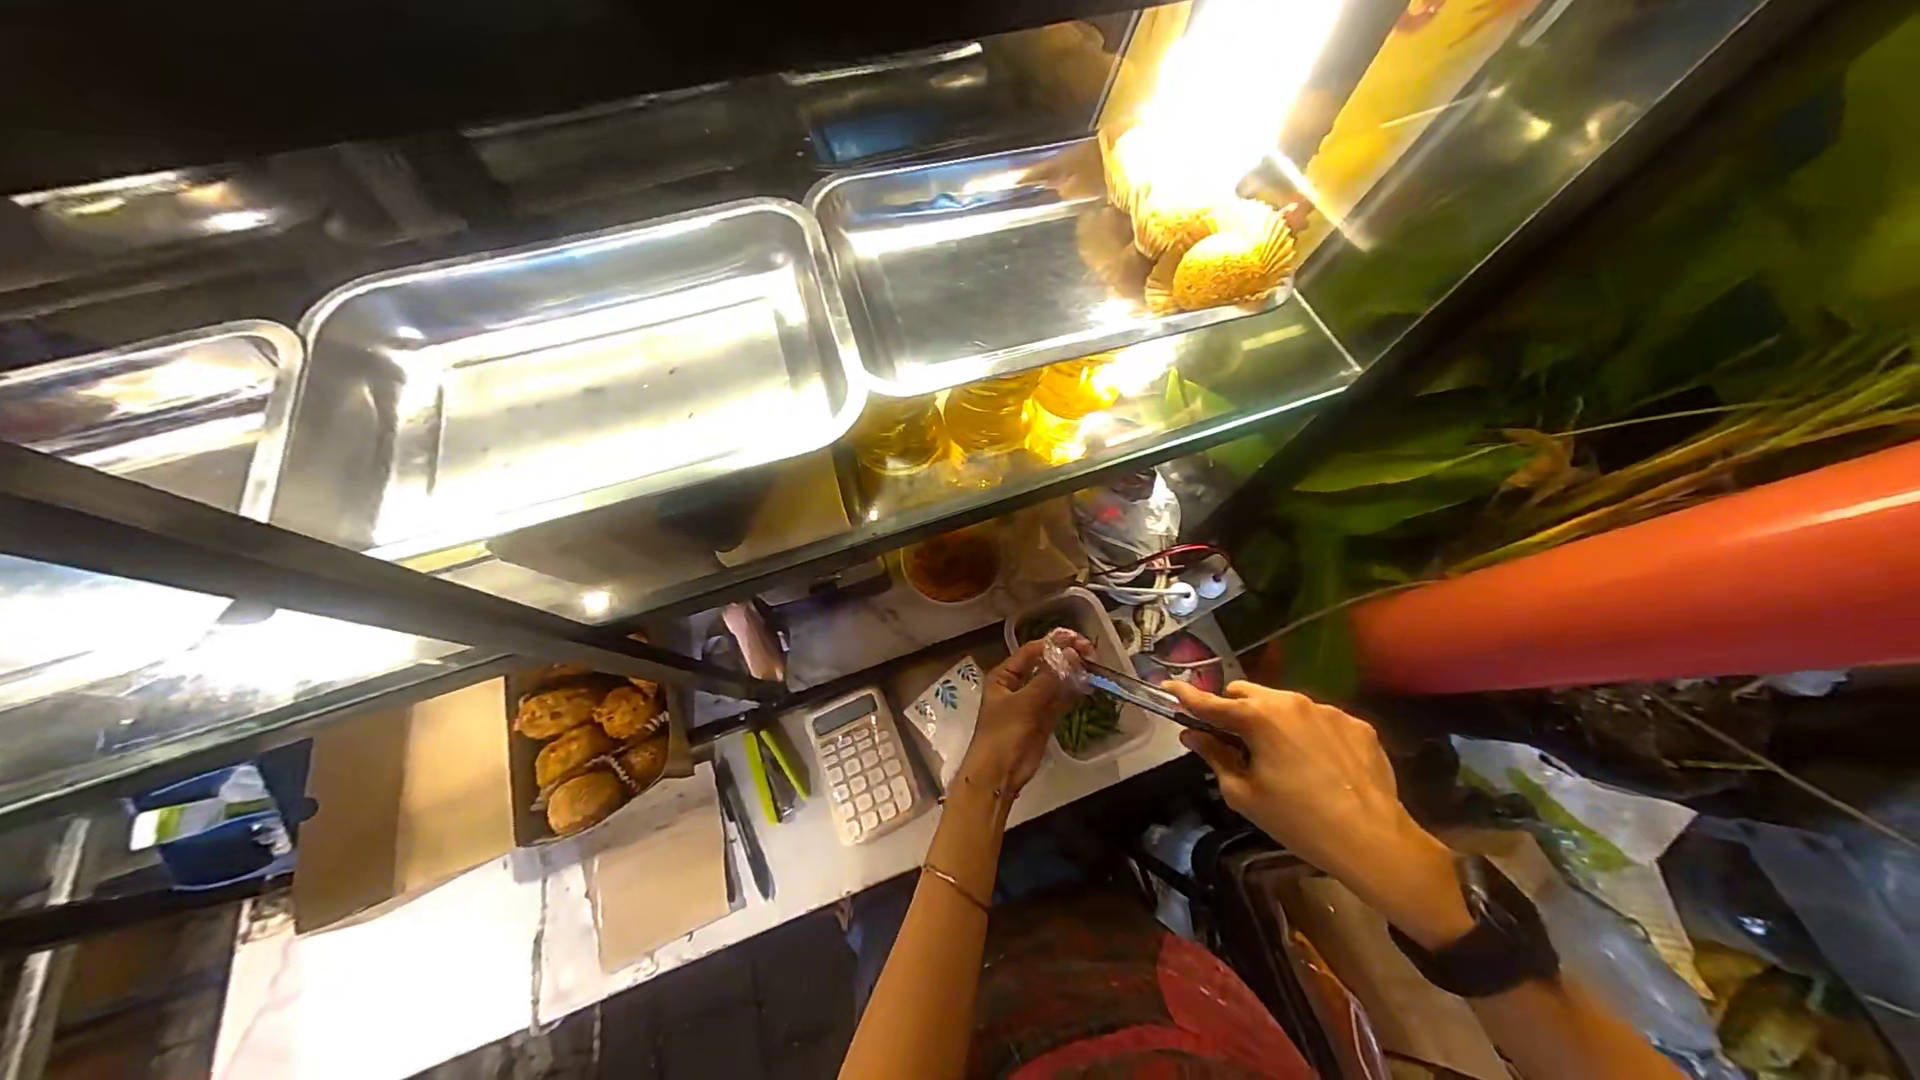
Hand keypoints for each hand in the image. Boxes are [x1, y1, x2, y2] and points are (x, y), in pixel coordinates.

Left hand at [959, 633, 1090, 797]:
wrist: (998, 774)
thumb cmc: (1003, 734)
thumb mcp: (1024, 703)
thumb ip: (1048, 678)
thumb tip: (1071, 653)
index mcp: (1004, 676)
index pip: (1031, 651)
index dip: (1054, 643)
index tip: (1078, 640)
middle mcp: (1017, 685)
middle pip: (1045, 664)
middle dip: (1066, 657)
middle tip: (1090, 653)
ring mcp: (1031, 702)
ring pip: (1055, 682)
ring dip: (1072, 674)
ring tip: (1094, 665)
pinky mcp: (1043, 719)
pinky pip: (1059, 700)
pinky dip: (1072, 692)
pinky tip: (1088, 683)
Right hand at [1163, 680, 1473, 947]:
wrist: (1374, 841)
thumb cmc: (1298, 821)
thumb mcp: (1243, 794)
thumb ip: (1215, 756)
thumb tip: (1193, 735)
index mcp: (1258, 717)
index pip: (1210, 701)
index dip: (1184, 695)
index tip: (1167, 689)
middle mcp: (1291, 702)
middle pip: (1247, 693)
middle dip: (1233, 709)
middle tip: (1232, 740)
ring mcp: (1328, 711)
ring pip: (1284, 704)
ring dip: (1271, 721)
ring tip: (1280, 757)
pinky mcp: (1357, 724)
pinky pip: (1319, 719)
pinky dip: (1307, 733)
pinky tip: (1317, 765)